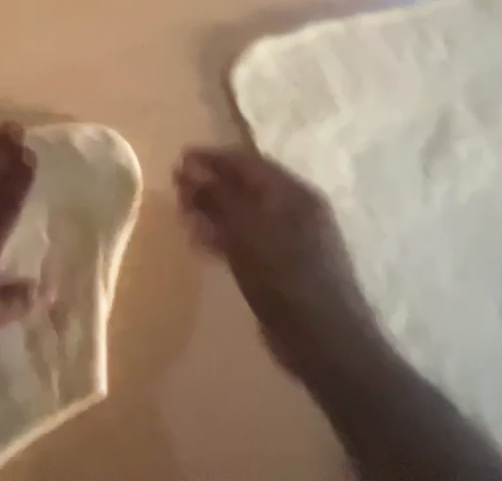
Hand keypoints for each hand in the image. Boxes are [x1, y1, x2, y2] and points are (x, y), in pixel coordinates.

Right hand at [174, 146, 387, 376]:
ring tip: (184, 218)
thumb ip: (218, 196)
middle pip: (244, 185)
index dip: (210, 158)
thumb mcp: (245, 231)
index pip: (246, 162)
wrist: (326, 343)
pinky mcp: (283, 266)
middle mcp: (295, 210)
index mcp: (293, 193)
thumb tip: (191, 168)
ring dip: (212, 211)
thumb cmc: (285, 278)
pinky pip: (248, 239)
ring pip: (243, 213)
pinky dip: (223, 235)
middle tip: (176, 192)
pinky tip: (202, 244)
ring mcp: (292, 239)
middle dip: (208, 185)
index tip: (178, 161)